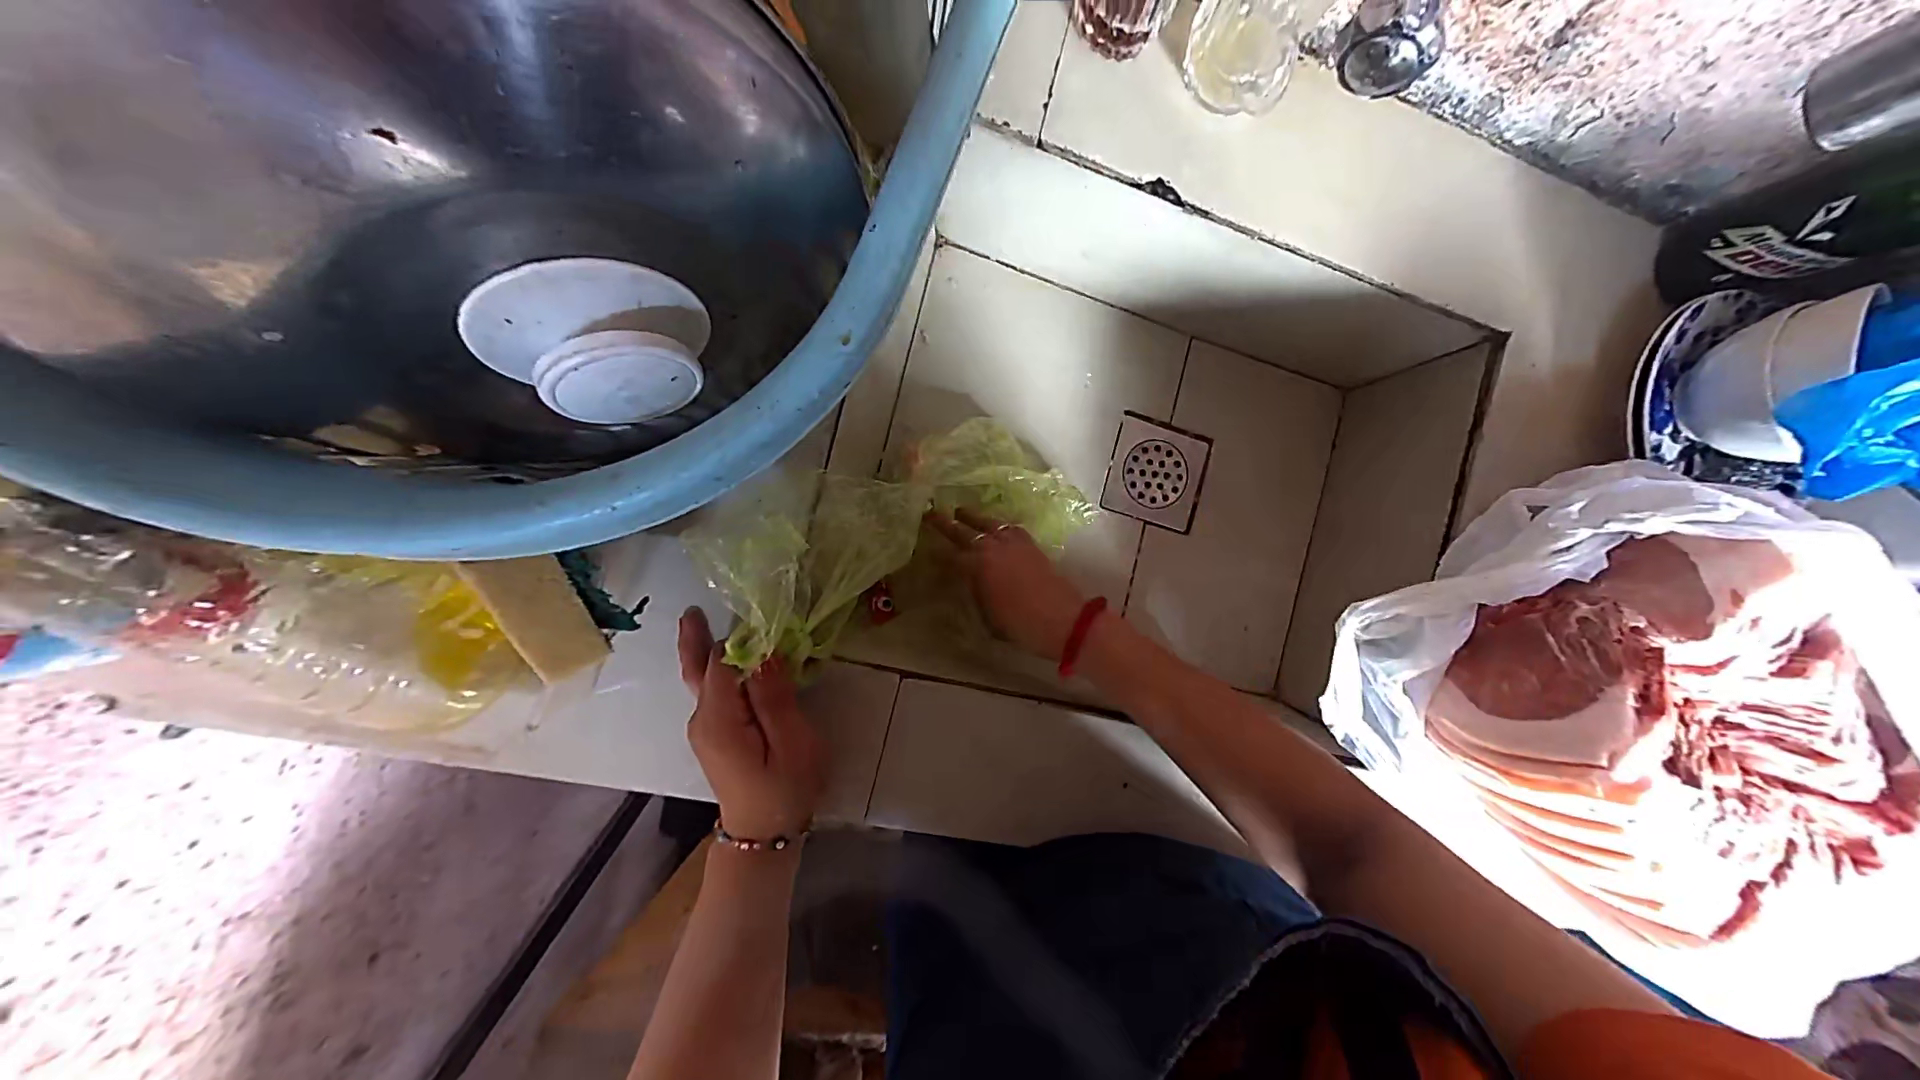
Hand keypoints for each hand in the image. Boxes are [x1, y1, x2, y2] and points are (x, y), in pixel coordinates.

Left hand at [678, 608, 824, 839]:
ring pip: (703, 680)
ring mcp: (705, 728)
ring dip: (710, 651)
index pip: (722, 663)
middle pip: (698, 669)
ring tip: (705, 619)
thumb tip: (765, 653)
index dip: (741, 637)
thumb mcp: (792, 743)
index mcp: (719, 719)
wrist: (764, 837)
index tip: (759, 614)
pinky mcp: (714, 734)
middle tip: (694, 607)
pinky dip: (721, 670)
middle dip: (698, 637)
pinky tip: (734, 660)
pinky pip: (714, 693)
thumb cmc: (785, 790)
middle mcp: (703, 718)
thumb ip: (775, 697)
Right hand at [925, 508, 1088, 659]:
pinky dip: (998, 525)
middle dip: (946, 523)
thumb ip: (974, 592)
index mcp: (976, 564)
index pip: (949, 555)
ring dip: (974, 517)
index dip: (936, 552)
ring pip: (989, 522)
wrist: (1062, 619)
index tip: (924, 546)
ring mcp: (1013, 542)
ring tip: (962, 512)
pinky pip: (1009, 527)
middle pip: (964, 531)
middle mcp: (992, 546)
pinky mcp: (1031, 545)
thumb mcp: (986, 614)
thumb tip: (967, 580)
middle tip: (931, 513)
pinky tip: (996, 527)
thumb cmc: (1019, 624)